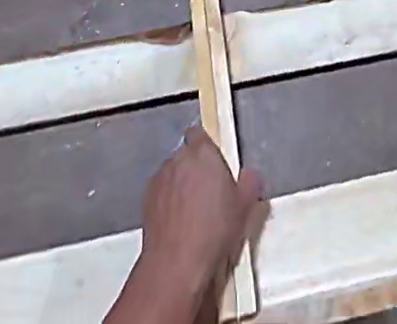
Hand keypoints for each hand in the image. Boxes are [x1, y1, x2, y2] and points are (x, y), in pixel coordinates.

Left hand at [137, 127, 266, 295]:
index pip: (199, 133)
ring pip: (173, 173)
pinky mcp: (146, 200)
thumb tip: (250, 174)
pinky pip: (161, 192)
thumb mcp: (245, 206)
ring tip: (192, 210)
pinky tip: (178, 221)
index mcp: (202, 153)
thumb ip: (250, 182)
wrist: (175, 263)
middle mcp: (177, 159)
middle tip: (209, 189)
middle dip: (195, 166)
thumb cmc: (214, 229)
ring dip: (180, 183)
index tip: (215, 162)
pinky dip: (168, 200)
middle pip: (186, 153)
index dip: (206, 145)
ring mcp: (159, 179)